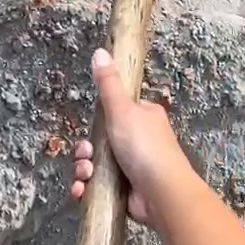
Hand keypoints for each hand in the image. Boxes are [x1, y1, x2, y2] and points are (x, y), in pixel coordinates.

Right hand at [69, 47, 194, 225]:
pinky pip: (98, 186)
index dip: (98, 121)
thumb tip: (100, 51)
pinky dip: (87, 188)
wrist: (161, 194)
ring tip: (86, 175)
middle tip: (87, 155)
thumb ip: (108, 84)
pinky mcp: (124, 191)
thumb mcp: (123, 109)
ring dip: (83, 170)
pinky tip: (83, 191)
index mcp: (143, 118)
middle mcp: (138, 141)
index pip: (115, 112)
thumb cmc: (144, 147)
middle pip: (99, 141)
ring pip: (95, 164)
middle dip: (85, 150)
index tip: (91, 127)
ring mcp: (131, 167)